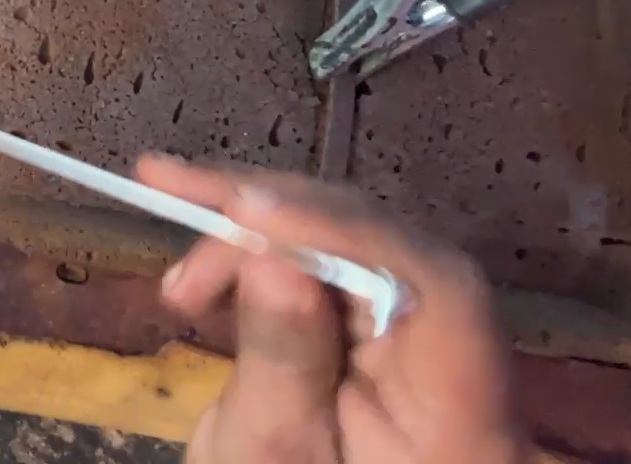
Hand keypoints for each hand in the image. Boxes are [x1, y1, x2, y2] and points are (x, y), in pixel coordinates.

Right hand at [136, 156, 528, 463]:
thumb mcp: (265, 454)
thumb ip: (279, 359)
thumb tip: (271, 255)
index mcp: (462, 420)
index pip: (439, 286)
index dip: (346, 229)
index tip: (240, 207)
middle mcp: (451, 366)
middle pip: (376, 247)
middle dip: (269, 216)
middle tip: (167, 193)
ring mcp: (408, 348)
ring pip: (334, 244)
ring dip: (243, 240)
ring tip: (176, 283)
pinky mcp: (362, 336)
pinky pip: (310, 267)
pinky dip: (245, 257)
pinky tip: (196, 280)